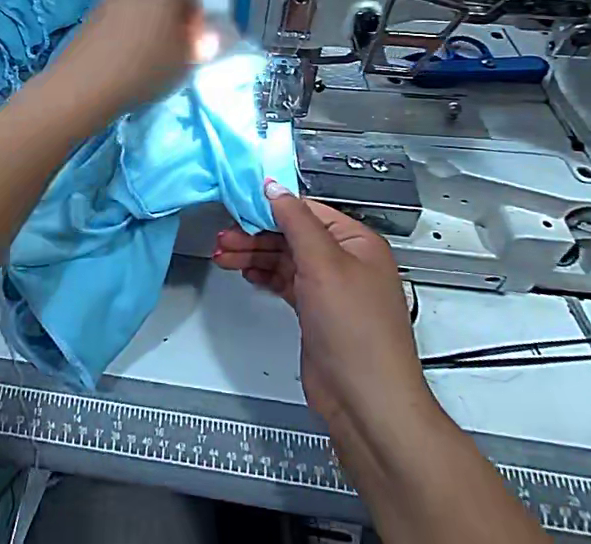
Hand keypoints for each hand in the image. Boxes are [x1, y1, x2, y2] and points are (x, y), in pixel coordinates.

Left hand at [42, 0, 201, 125]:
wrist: (84, 85)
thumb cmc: (145, 69)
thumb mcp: (186, 62)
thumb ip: (206, 44)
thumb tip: (213, 36)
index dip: (197, 13)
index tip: (195, 40)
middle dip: (173, 18)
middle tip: (175, 50)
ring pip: (140, 7)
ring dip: (149, 25)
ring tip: (148, 57)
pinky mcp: (91, 16)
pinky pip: (120, 18)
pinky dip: (127, 32)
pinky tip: (125, 59)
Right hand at [214, 183, 429, 426]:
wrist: (365, 403)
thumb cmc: (359, 335)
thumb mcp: (324, 264)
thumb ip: (297, 222)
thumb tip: (276, 189)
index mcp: (357, 242)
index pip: (308, 211)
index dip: (273, 207)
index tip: (241, 205)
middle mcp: (346, 262)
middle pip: (293, 235)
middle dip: (257, 234)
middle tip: (225, 237)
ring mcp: (330, 289)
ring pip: (286, 259)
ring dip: (254, 255)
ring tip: (225, 255)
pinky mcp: (316, 313)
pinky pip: (285, 282)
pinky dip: (264, 275)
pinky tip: (246, 272)